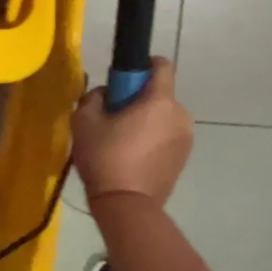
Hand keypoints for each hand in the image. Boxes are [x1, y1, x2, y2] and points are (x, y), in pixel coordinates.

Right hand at [71, 56, 192, 205]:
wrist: (126, 205)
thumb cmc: (105, 157)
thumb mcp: (85, 121)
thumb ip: (94, 97)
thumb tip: (104, 94)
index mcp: (160, 101)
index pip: (162, 65)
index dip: (142, 65)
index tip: (124, 80)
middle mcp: (180, 115)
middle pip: (160, 94)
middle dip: (140, 99)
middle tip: (115, 116)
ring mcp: (186, 138)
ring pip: (164, 117)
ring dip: (147, 120)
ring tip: (123, 141)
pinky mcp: (184, 158)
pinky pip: (168, 136)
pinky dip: (153, 139)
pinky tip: (133, 156)